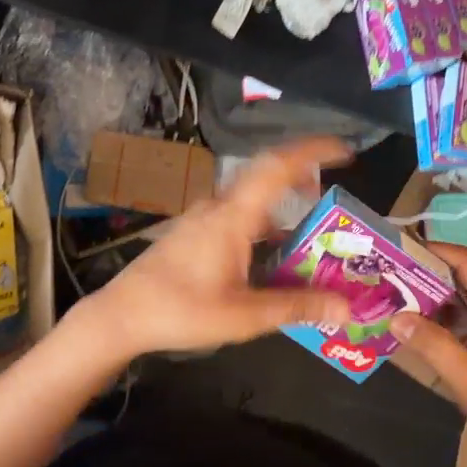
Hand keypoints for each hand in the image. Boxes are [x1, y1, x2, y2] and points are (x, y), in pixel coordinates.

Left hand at [78, 138, 352, 358]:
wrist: (121, 316)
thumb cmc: (181, 311)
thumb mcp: (245, 315)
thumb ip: (297, 306)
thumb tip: (345, 305)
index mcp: (233, 217)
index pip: (277, 167)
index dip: (312, 152)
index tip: (342, 150)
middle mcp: (217, 207)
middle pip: (265, 175)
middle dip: (301, 176)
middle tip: (329, 192)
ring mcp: (201, 217)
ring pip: (250, 196)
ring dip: (281, 201)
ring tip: (308, 223)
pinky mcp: (192, 232)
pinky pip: (236, 213)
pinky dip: (262, 221)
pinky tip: (270, 251)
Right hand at [388, 242, 466, 434]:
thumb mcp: (464, 372)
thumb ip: (431, 343)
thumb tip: (394, 316)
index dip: (434, 251)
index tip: (397, 246)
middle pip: (457, 270)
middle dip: (421, 267)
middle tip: (384, 263)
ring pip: (450, 286)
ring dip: (420, 285)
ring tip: (385, 280)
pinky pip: (448, 303)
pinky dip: (426, 304)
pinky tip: (399, 306)